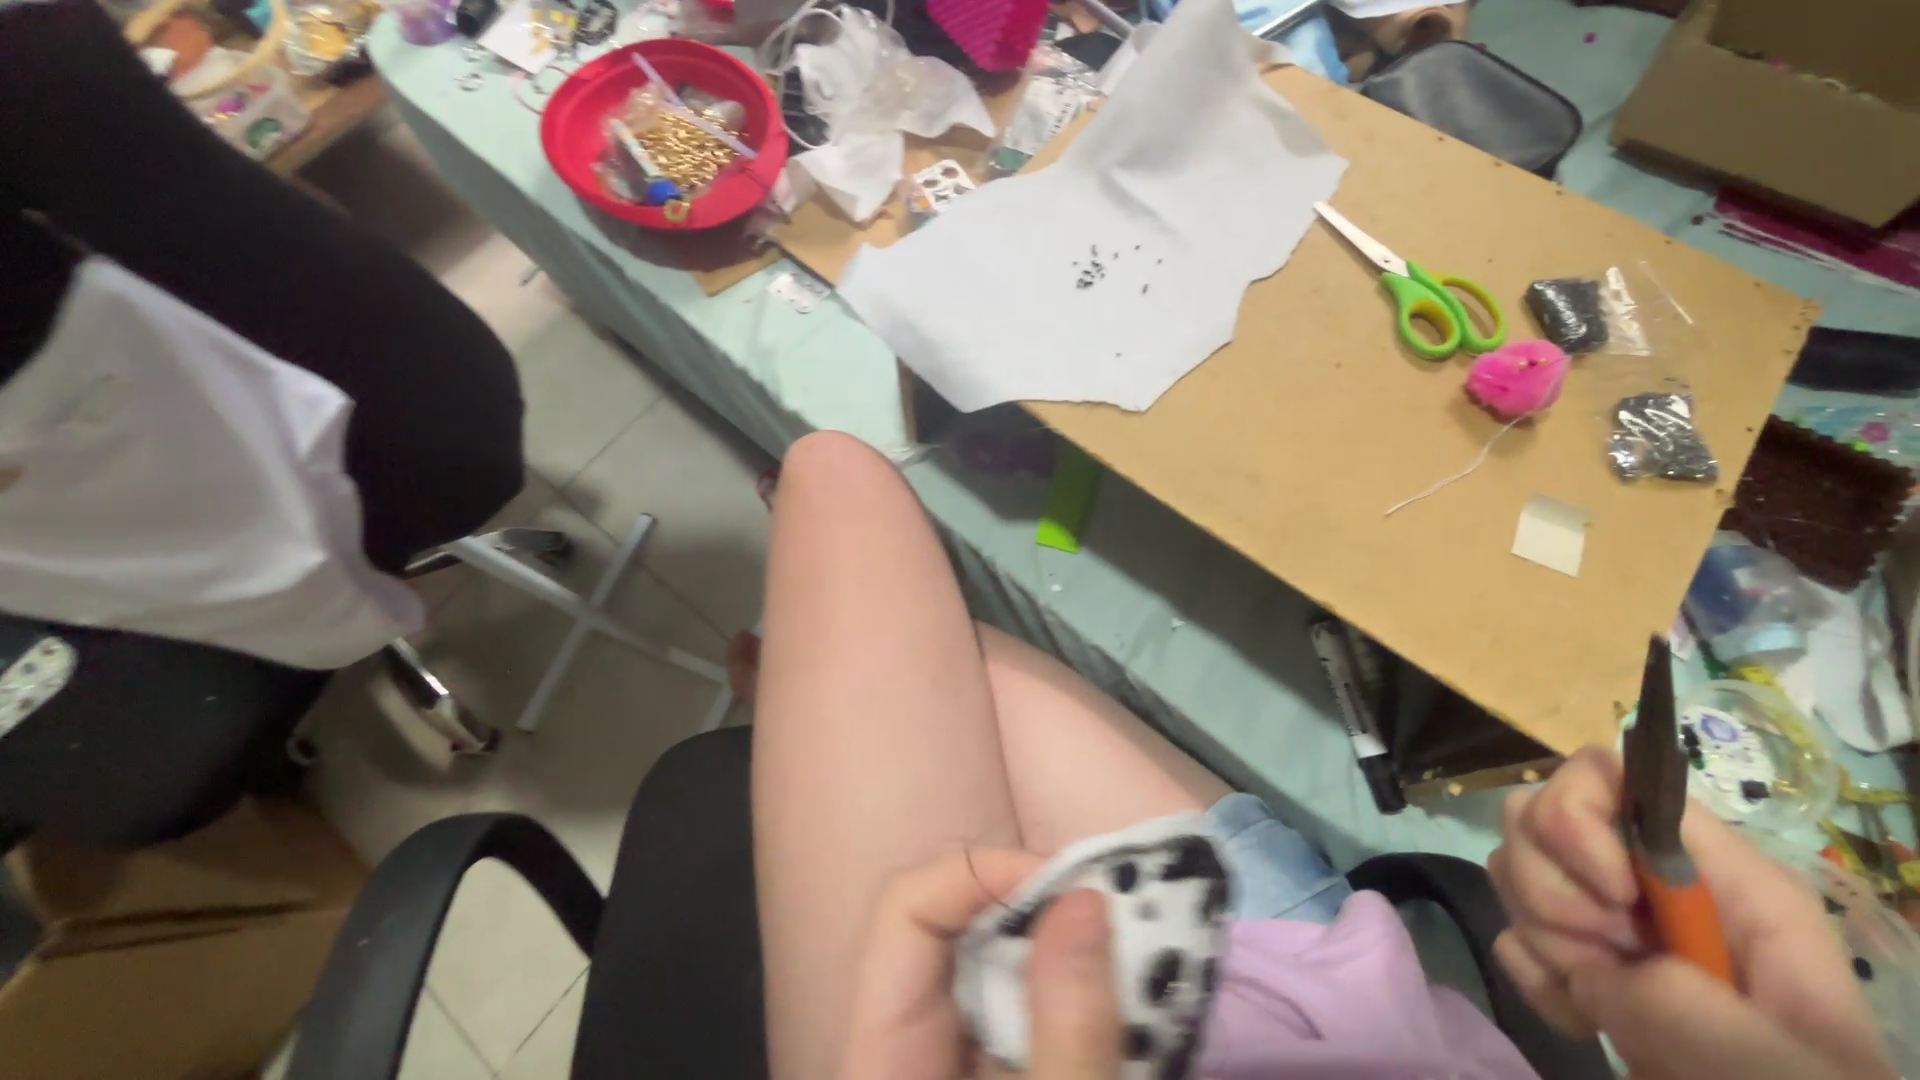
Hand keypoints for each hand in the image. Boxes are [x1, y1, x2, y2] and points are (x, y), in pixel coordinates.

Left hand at [836, 850, 1122, 1079]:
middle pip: (959, 924)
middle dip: (1039, 904)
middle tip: (1116, 914)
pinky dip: (1078, 990)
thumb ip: (1064, 1030)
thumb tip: (1084, 899)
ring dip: (1068, 946)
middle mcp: (912, 1038)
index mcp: (884, 1052)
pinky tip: (1127, 998)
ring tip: (1135, 952)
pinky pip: (1030, 1004)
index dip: (978, 872)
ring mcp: (957, 1054)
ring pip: (1000, 960)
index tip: (1068, 883)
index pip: (905, 909)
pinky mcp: (998, 1068)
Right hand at [1489, 747, 1893, 1078]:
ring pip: (1509, 868)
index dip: (1576, 815)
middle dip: (1550, 888)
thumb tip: (1592, 972)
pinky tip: (1589, 1019)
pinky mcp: (1566, 957)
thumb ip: (1685, 1001)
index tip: (1611, 891)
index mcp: (1708, 868)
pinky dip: (1538, 981)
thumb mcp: (1778, 1057)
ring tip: (1606, 998)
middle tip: (1613, 953)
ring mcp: (1598, 914)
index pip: (1602, 771)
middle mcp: (1642, 873)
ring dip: (1543, 936)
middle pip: (1534, 814)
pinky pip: (1508, 935)